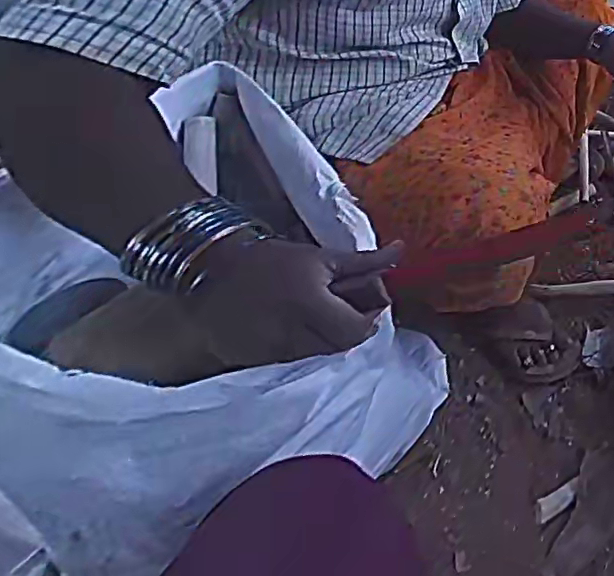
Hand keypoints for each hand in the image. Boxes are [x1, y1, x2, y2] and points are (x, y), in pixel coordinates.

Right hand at [182, 236, 402, 368]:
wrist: (212, 274)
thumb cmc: (274, 261)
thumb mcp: (322, 257)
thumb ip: (364, 261)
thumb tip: (401, 250)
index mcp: (312, 308)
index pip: (356, 330)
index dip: (370, 318)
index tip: (370, 301)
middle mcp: (293, 337)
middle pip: (342, 346)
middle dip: (354, 328)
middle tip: (351, 306)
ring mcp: (273, 354)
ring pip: (320, 356)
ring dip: (332, 338)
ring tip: (326, 312)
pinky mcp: (257, 363)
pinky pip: (296, 361)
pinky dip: (309, 346)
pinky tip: (304, 325)